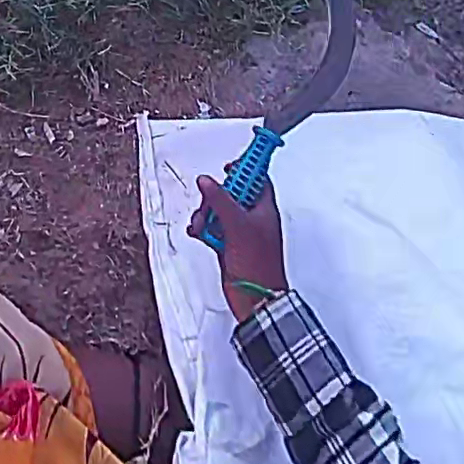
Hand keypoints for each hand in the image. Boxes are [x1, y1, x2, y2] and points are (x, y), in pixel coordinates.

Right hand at [189, 175, 288, 321]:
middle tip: (211, 202)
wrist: (254, 300)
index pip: (257, 177)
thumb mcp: (238, 225)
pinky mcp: (227, 243)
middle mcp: (253, 218)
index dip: (246, 167)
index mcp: (264, 209)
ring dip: (205, 214)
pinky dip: (202, 228)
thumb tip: (208, 181)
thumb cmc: (260, 266)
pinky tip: (199, 232)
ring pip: (218, 209)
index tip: (232, 162)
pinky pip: (210, 227)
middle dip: (215, 196)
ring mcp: (240, 231)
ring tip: (203, 223)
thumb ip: (221, 200)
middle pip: (231, 192)